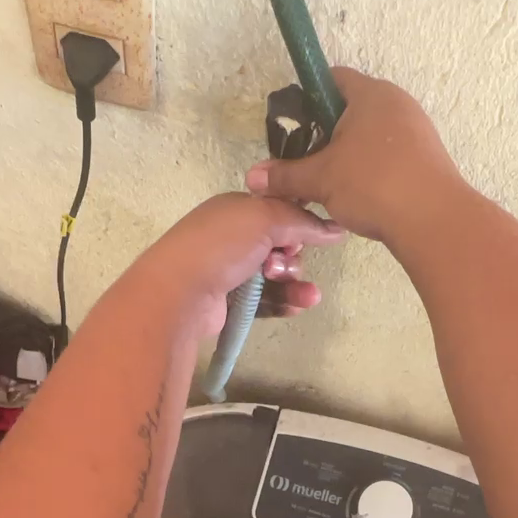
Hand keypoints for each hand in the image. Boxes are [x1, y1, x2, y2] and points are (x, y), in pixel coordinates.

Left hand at [127, 192, 345, 339]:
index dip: (297, 223)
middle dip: (293, 257)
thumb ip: (302, 221)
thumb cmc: (222, 245)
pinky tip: (299, 306)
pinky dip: (284, 302)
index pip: (277, 212)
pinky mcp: (231, 302)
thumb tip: (335, 229)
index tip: (308, 235)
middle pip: (279, 246)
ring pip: (275, 277)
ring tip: (308, 295)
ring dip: (295, 284)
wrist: (182, 292)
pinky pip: (265, 301)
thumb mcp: (265, 218)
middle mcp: (232, 238)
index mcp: (236, 210)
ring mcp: (230, 272)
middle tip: (284, 263)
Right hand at [245, 68, 467, 243]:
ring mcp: (415, 131)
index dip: (306, 98)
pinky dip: (369, 172)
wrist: (432, 219)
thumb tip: (252, 178)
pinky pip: (388, 157)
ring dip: (347, 158)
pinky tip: (359, 198)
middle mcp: (396, 103)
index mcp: (370, 94)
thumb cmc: (373, 184)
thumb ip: (286, 176)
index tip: (291, 128)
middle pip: (350, 110)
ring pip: (369, 137)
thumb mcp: (321, 180)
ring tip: (329, 187)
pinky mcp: (425, 159)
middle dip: (325, 135)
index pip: (331, 78)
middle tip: (305, 164)